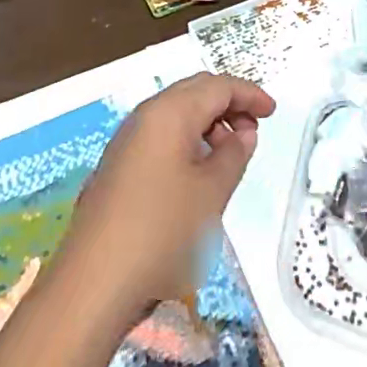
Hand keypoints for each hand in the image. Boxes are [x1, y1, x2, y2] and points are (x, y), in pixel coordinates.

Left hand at [57, 73, 275, 314]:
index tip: (272, 111)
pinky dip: (187, 138)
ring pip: (176, 112)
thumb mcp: (212, 192)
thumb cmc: (162, 230)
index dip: (248, 94)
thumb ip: (234, 154)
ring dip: (208, 122)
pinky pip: (161, 134)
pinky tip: (198, 169)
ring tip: (230, 153)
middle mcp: (145, 115)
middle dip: (228, 103)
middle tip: (255, 127)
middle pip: (194, 92)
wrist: (95, 280)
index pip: (217, 86)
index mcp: (169, 112)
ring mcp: (127, 139)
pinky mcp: (118, 163)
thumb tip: (243, 133)